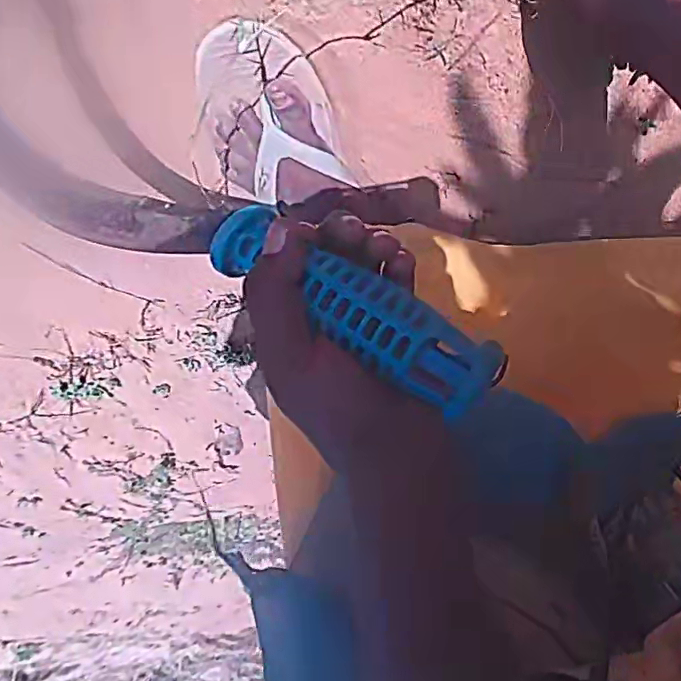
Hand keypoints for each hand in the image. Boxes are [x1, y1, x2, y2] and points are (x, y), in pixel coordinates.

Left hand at [241, 210, 442, 469]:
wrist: (401, 452)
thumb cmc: (339, 408)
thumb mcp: (292, 355)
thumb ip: (277, 294)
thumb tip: (278, 231)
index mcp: (284, 330)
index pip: (280, 271)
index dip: (295, 244)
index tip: (315, 230)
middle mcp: (319, 322)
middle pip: (325, 265)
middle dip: (338, 241)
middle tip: (355, 229)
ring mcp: (361, 324)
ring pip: (362, 271)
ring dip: (372, 250)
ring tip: (387, 245)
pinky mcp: (397, 327)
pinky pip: (395, 289)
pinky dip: (398, 271)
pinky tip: (403, 262)